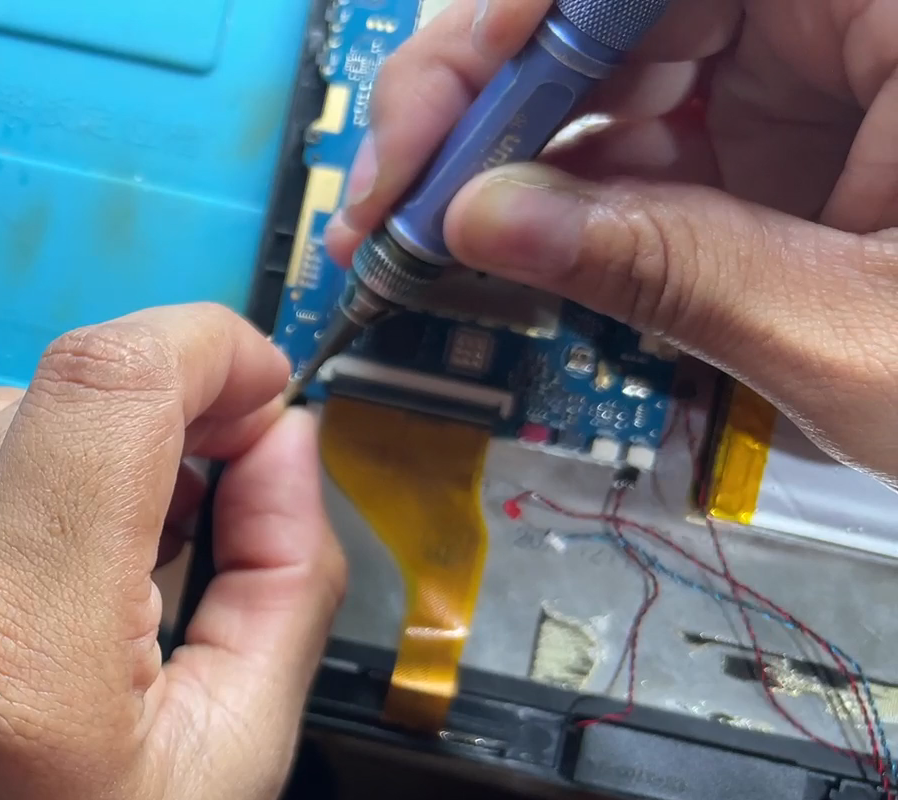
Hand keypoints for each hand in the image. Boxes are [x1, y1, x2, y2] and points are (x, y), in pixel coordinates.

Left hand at [0, 304, 343, 799]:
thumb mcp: (221, 779)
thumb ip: (280, 585)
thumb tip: (285, 443)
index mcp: (13, 671)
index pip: (104, 391)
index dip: (200, 348)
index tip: (251, 393)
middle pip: (45, 396)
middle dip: (148, 421)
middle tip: (187, 509)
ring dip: (60, 458)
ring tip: (86, 567)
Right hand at [329, 0, 897, 481]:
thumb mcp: (856, 331)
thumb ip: (659, 263)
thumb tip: (476, 221)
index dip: (507, 26)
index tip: (416, 143)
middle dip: (472, 98)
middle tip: (387, 207)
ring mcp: (835, 40)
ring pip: (604, 53)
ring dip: (493, 146)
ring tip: (418, 235)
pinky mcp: (796, 102)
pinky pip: (634, 115)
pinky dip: (550, 178)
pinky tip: (499, 232)